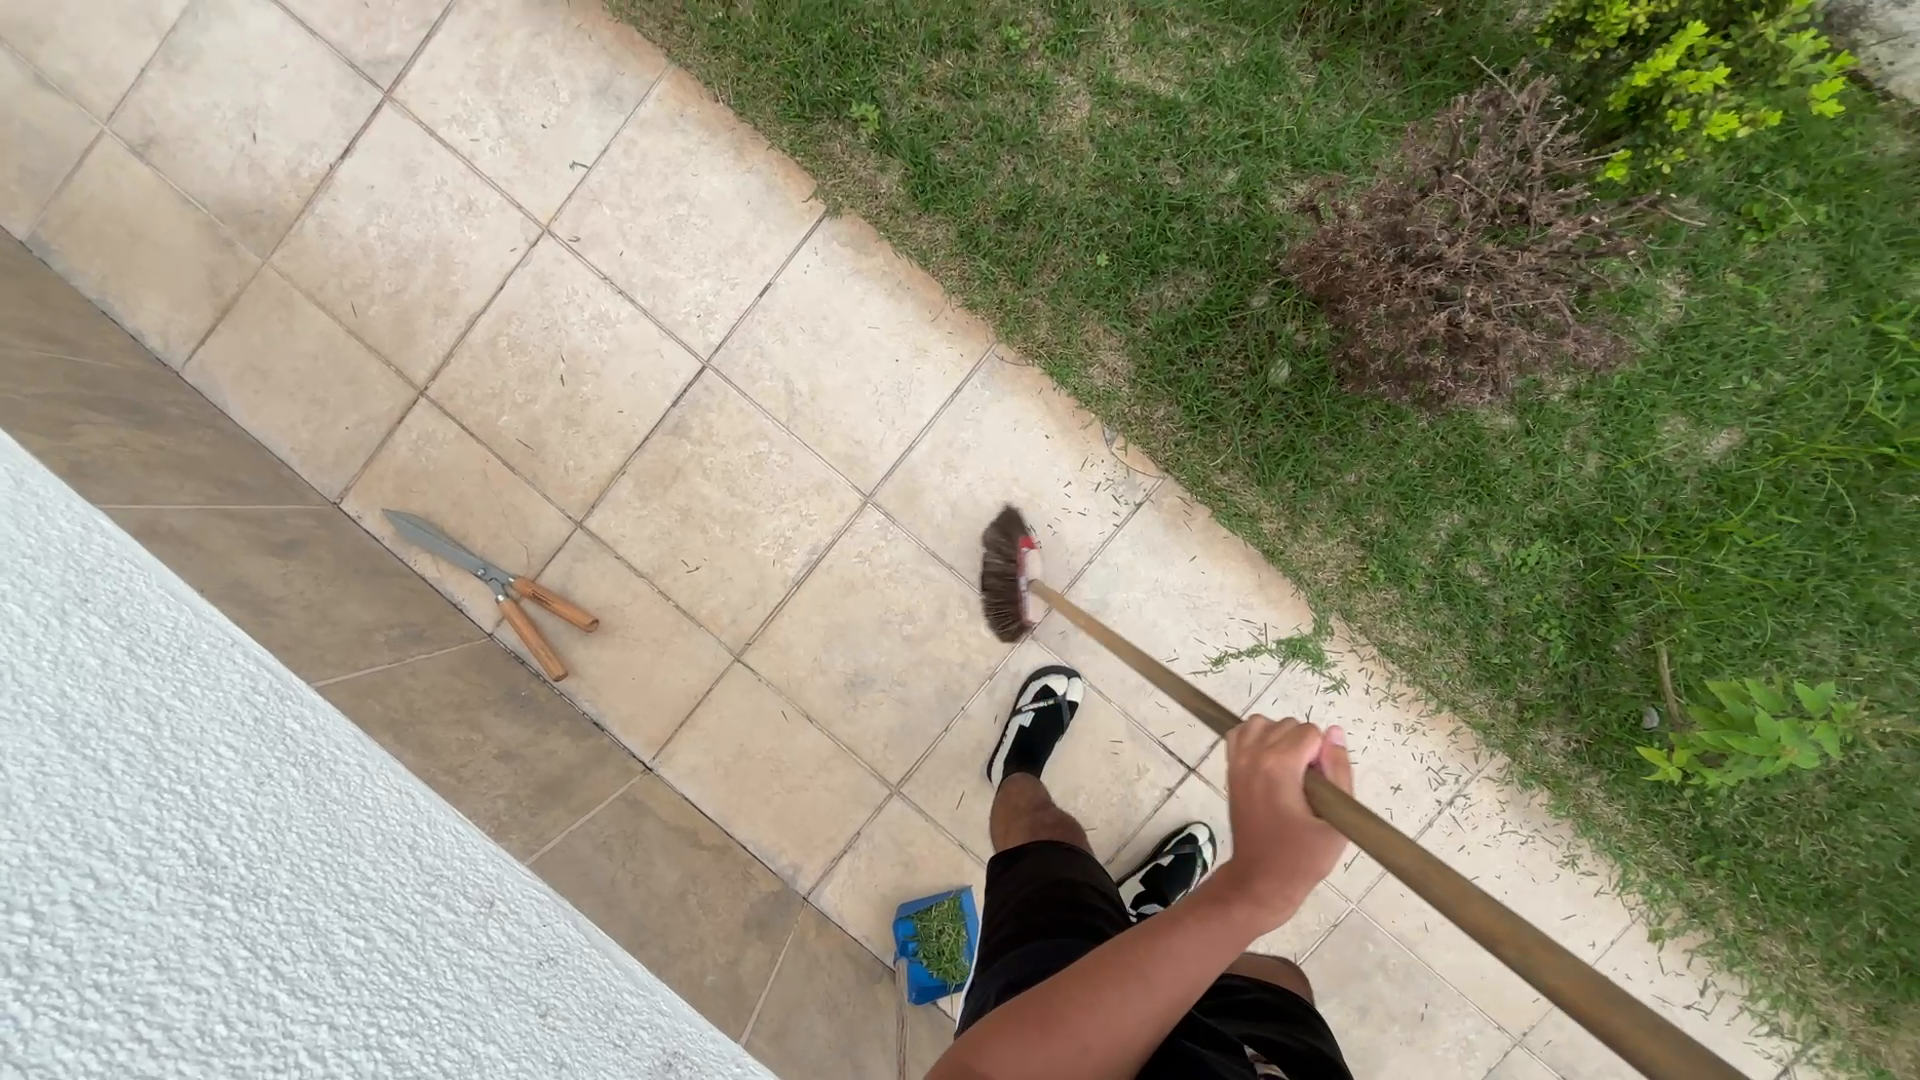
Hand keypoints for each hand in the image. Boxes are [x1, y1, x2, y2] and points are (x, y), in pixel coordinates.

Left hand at [1213, 716, 1353, 933]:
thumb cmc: (1303, 856)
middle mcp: (1252, 755)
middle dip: (1304, 746)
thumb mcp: (1336, 819)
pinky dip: (1256, 738)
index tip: (1321, 785)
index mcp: (1277, 765)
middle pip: (1288, 725)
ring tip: (1291, 771)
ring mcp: (1236, 759)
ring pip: (1262, 723)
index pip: (1310, 731)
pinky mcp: (1230, 767)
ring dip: (1280, 738)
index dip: (1323, 756)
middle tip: (1308, 784)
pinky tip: (1271, 763)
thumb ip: (1339, 772)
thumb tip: (1336, 732)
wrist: (1261, 877)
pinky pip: (1241, 733)